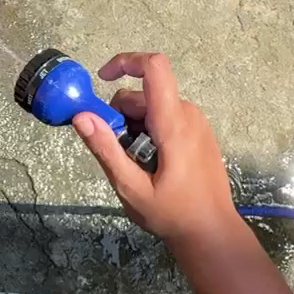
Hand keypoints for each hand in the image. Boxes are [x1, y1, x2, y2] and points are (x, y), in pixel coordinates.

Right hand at [73, 52, 242, 246]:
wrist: (213, 232)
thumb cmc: (173, 214)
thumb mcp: (131, 188)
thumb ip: (106, 150)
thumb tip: (81, 116)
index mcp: (173, 123)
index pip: (154, 68)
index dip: (125, 61)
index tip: (101, 78)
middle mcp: (188, 114)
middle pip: (143, 94)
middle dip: (119, 115)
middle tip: (116, 152)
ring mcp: (196, 123)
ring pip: (152, 107)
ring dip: (133, 126)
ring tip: (135, 165)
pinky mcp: (198, 132)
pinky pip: (165, 117)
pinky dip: (147, 131)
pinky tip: (149, 163)